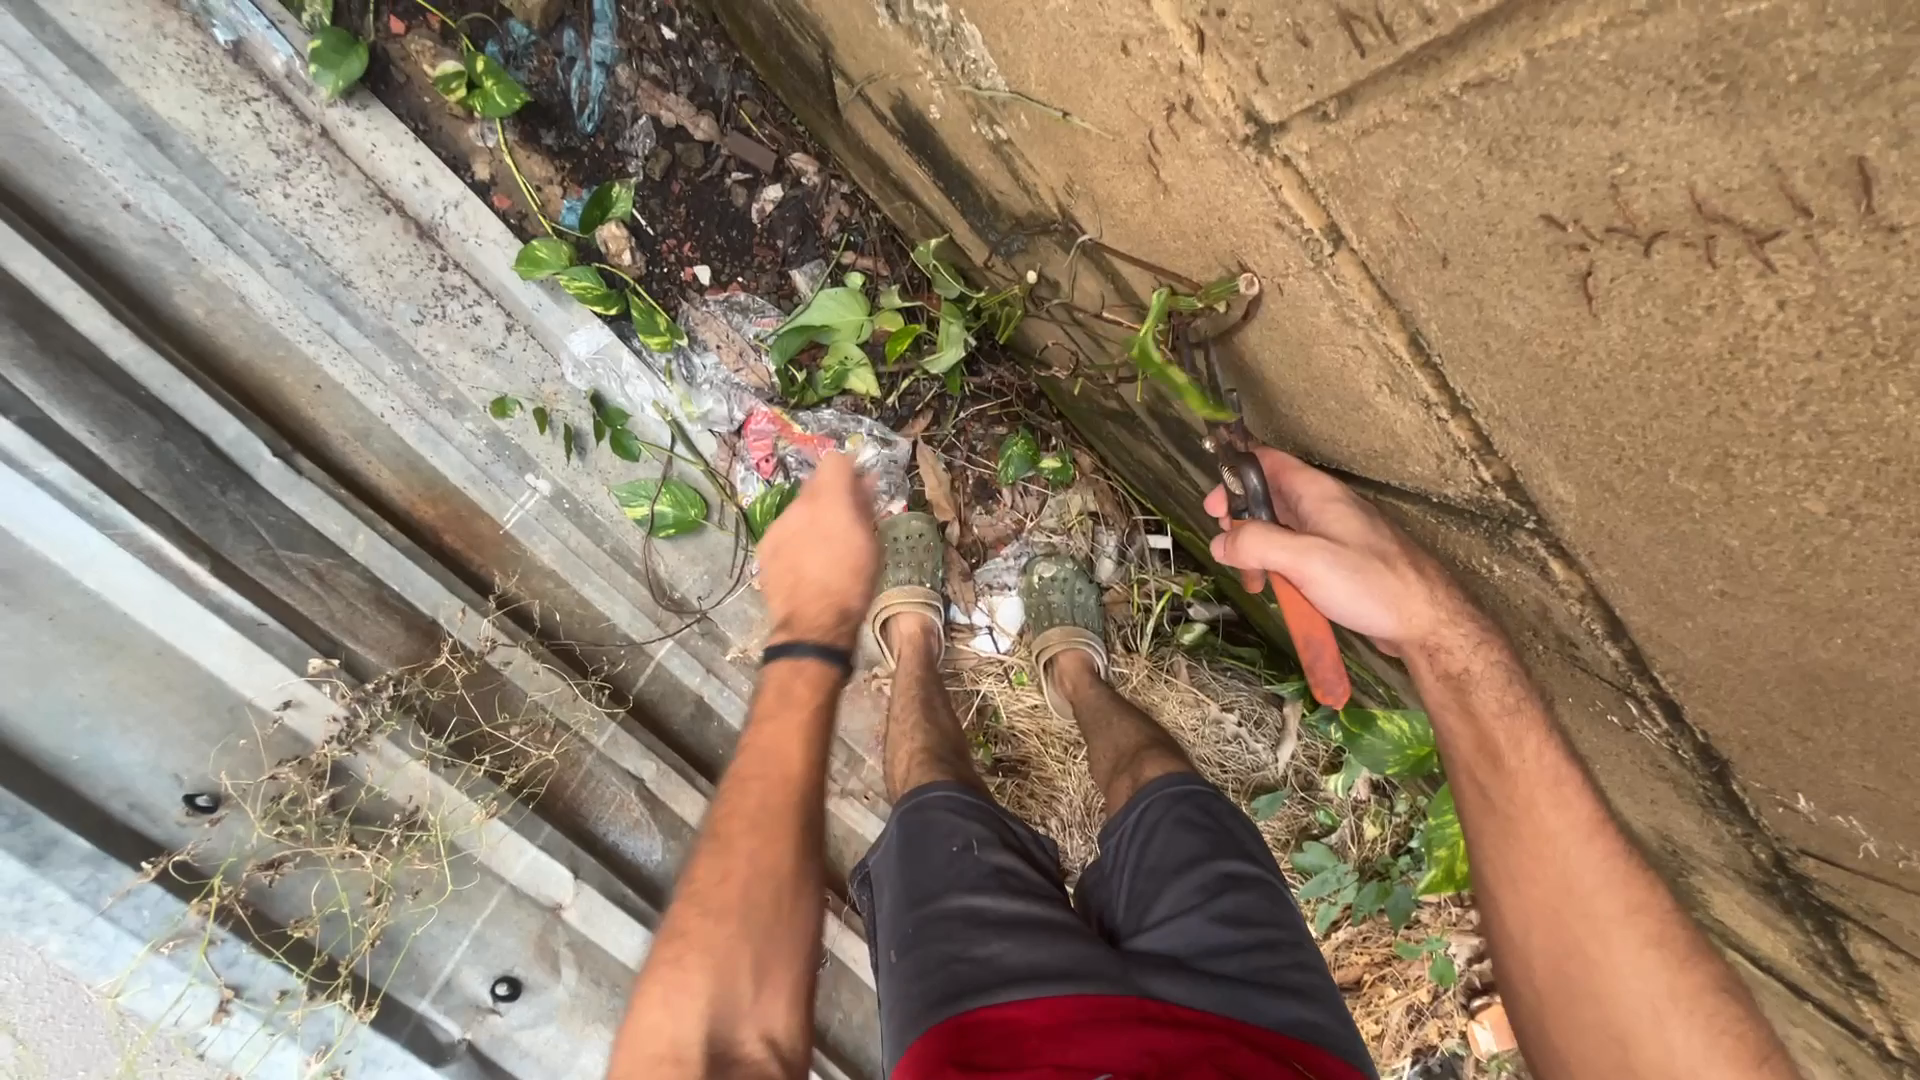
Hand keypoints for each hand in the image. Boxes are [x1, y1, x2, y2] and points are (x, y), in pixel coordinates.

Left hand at [758, 452, 878, 650]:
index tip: (860, 488)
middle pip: (815, 485)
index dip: (849, 471)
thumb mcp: (872, 544)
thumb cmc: (854, 585)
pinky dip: (797, 538)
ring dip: (813, 518)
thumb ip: (865, 507)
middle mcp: (799, 505)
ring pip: (799, 509)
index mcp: (830, 500)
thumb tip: (866, 482)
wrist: (814, 625)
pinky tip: (806, 563)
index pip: (836, 461)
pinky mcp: (765, 547)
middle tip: (846, 521)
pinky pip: (785, 531)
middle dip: (832, 496)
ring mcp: (778, 525)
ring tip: (825, 548)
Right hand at [1205, 448, 1475, 656]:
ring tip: (1252, 580)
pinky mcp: (1334, 561)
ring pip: (1276, 531)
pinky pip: (1293, 555)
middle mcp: (1322, 507)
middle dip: (1240, 522)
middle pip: (1266, 498)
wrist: (1426, 622)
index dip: (1234, 476)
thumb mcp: (1305, 559)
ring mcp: (1329, 534)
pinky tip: (1276, 590)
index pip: (1267, 461)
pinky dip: (1276, 569)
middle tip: (1228, 549)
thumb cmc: (1371, 583)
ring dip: (1255, 552)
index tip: (1214, 507)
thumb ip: (1256, 544)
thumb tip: (1220, 541)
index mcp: (1317, 493)